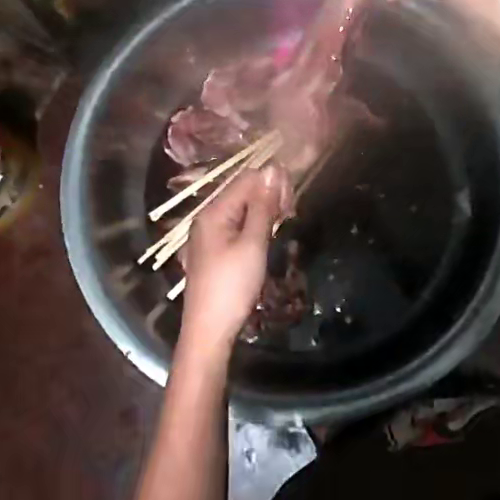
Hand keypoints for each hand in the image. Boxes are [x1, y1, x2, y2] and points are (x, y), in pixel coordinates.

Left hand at [178, 166, 289, 355]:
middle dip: (268, 195)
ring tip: (284, 222)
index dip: (272, 183)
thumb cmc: (231, 287)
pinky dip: (254, 225)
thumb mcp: (252, 245)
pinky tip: (268, 235)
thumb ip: (262, 207)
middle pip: (241, 192)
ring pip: (240, 209)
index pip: (246, 179)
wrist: (208, 330)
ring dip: (264, 210)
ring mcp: (209, 234)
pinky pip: (236, 225)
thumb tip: (271, 169)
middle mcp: (207, 217)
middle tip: (290, 214)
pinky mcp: (214, 250)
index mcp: (213, 212)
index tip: (292, 203)